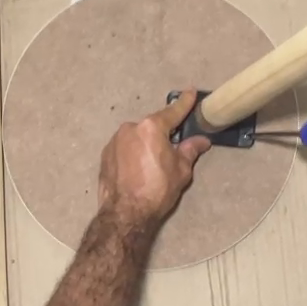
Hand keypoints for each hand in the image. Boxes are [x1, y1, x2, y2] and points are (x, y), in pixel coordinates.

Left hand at [97, 90, 210, 232]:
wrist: (125, 213)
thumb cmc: (157, 190)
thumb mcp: (180, 171)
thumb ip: (190, 150)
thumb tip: (201, 141)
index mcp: (151, 128)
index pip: (172, 111)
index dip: (184, 102)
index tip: (190, 92)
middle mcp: (130, 128)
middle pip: (152, 126)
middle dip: (162, 135)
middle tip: (171, 151)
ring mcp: (114, 141)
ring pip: (136, 137)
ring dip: (145, 145)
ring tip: (152, 166)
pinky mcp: (105, 155)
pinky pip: (124, 148)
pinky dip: (132, 154)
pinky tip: (137, 170)